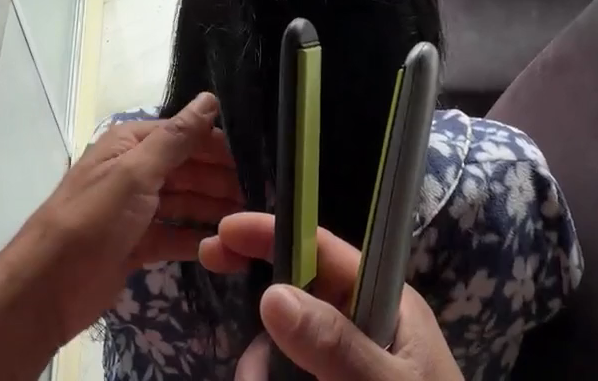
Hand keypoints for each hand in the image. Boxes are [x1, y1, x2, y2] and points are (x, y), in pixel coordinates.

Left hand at [0, 94, 237, 380]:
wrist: (47, 288)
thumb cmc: (92, 220)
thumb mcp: (136, 172)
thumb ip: (176, 138)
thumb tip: (210, 98)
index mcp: (130, 144)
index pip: (184, 136)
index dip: (219, 147)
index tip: (258, 160)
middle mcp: (134, 172)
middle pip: (187, 170)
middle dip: (221, 180)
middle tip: (262, 195)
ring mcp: (135, 211)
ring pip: (184, 203)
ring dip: (214, 210)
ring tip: (250, 222)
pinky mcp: (136, 246)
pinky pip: (174, 236)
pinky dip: (196, 240)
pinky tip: (223, 246)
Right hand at [199, 213, 463, 380]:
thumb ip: (336, 346)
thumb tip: (271, 294)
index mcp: (384, 298)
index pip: (322, 247)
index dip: (272, 231)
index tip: (224, 231)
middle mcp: (361, 320)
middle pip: (295, 292)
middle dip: (258, 303)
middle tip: (213, 288)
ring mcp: (344, 358)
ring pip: (282, 344)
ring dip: (261, 366)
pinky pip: (286, 372)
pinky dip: (269, 378)